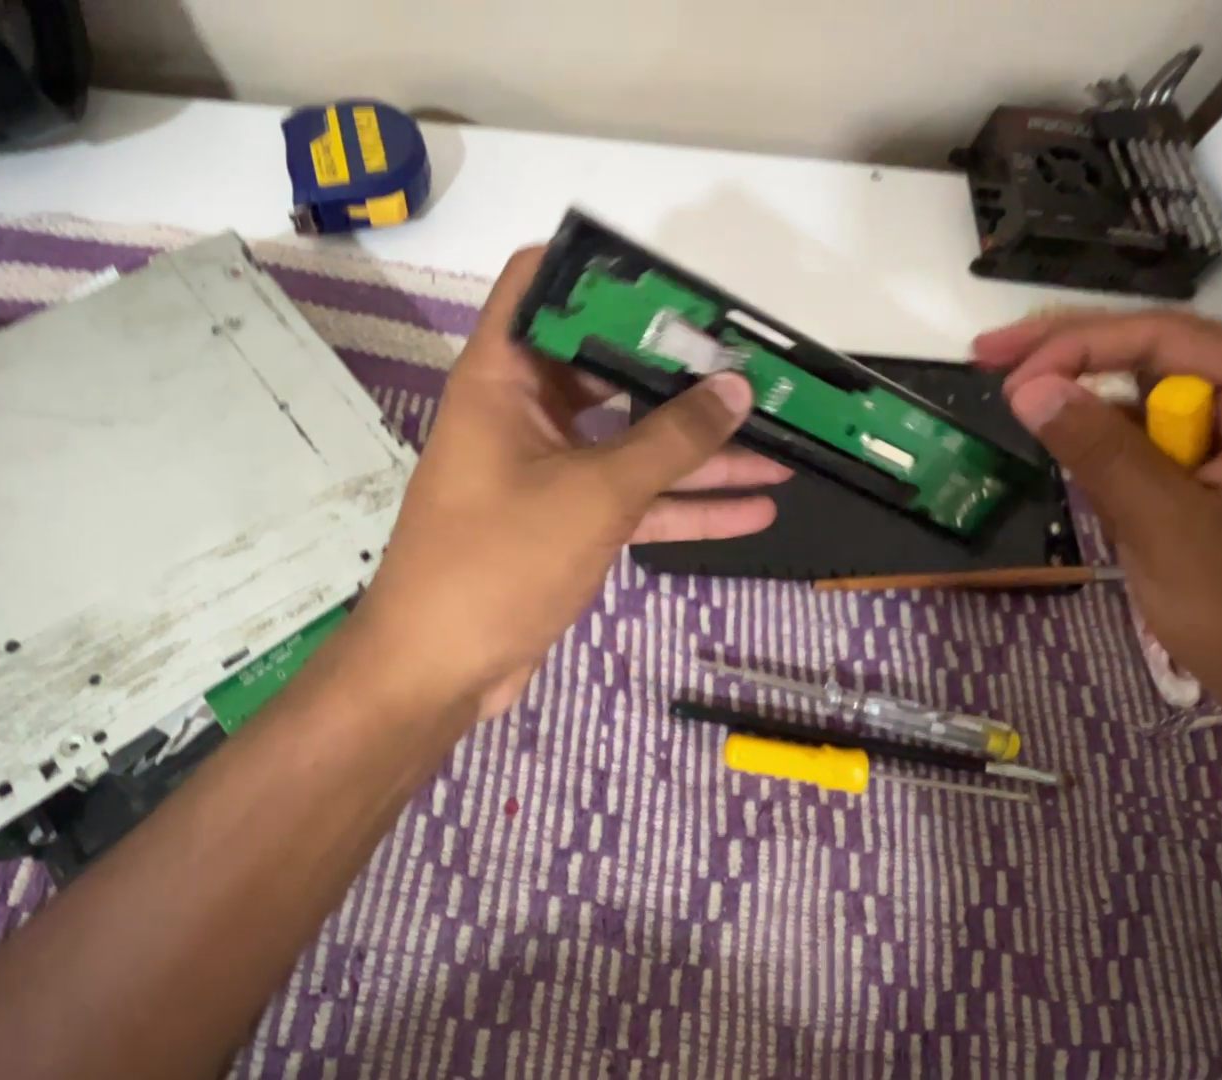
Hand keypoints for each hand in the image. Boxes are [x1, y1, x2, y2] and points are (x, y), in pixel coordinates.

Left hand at [348, 247, 790, 720]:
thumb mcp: (594, 494)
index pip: (542, 286)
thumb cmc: (500, 561)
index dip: (603, 272)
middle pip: (608, 368)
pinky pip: (632, 499)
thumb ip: (671, 441)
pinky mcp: (567, 522)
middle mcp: (524, 412)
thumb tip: (737, 389)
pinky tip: (753, 508)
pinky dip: (684, 505)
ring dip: (700, 449)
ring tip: (781, 442)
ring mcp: (548, 470)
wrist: (440, 671)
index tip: (675, 284)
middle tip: (755, 364)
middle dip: (681, 371)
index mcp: (504, 378)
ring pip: (632, 442)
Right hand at [973, 310, 1221, 724]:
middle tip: (991, 365)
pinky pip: (1174, 449)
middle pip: (1164, 361)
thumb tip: (1027, 386)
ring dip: (1095, 414)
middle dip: (1076, 365)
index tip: (997, 368)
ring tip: (1025, 410)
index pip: (1167, 338)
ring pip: (1163, 407)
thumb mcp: (1170, 530)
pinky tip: (1080, 461)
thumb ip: (1100, 451)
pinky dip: (1122, 455)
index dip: (1072, 344)